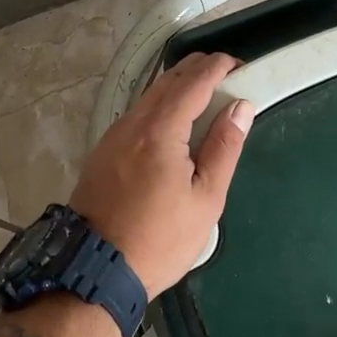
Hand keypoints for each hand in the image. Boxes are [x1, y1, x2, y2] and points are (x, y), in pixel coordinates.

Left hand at [70, 52, 253, 297]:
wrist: (95, 271)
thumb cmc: (160, 239)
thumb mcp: (206, 199)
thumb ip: (224, 147)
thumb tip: (241, 106)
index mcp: (160, 130)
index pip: (193, 82)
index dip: (217, 67)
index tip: (238, 64)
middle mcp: (133, 123)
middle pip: (168, 80)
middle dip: (197, 69)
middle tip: (226, 74)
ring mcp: (113, 136)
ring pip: (149, 96)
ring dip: (178, 86)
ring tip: (204, 95)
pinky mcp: (103, 152)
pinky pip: (137, 114)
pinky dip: (160, 104)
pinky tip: (172, 122)